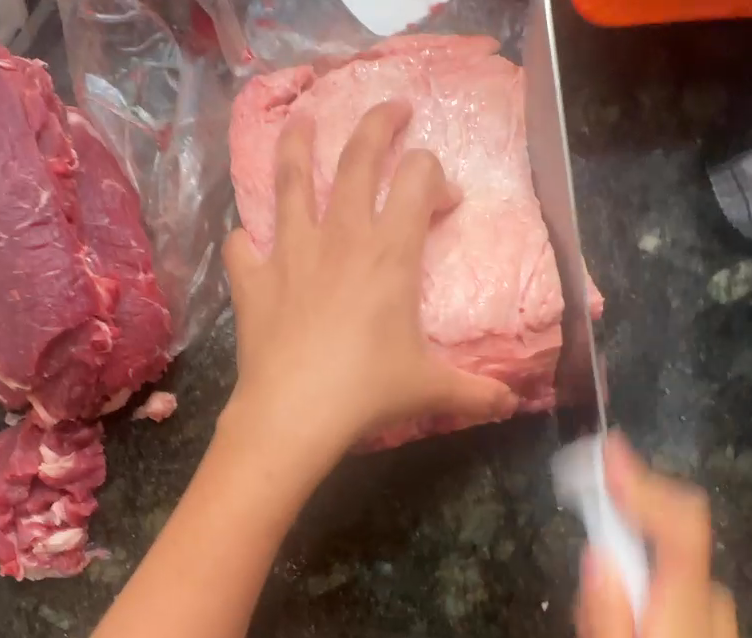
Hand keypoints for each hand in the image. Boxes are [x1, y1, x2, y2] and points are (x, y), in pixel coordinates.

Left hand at [219, 101, 516, 464]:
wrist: (295, 412)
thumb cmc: (367, 393)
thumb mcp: (429, 389)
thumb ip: (473, 391)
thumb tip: (510, 404)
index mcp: (391, 251)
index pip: (420, 179)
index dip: (436, 177)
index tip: (444, 200)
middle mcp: (341, 236)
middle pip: (360, 157)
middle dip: (379, 124)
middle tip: (392, 110)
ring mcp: (290, 252)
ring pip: (292, 180)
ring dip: (298, 146)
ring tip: (301, 122)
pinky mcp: (252, 279)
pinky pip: (241, 245)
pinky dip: (245, 240)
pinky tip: (248, 244)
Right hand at [576, 434, 751, 637]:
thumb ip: (605, 621)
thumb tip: (597, 555)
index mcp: (684, 612)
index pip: (676, 523)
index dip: (642, 483)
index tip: (604, 454)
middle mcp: (704, 607)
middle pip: (652, 552)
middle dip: (606, 581)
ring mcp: (708, 626)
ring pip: (647, 587)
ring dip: (612, 623)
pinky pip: (656, 613)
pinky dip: (627, 637)